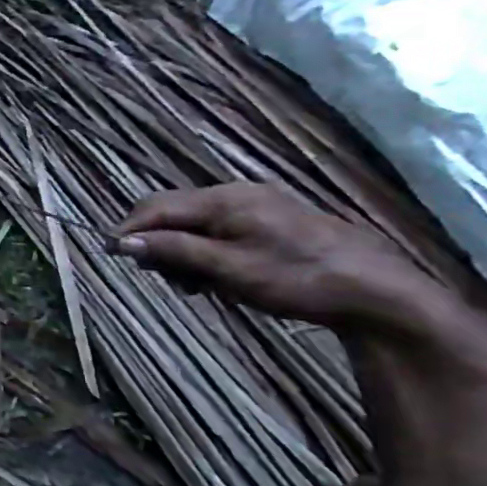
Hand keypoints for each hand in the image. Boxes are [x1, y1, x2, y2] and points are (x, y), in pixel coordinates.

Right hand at [113, 183, 446, 331]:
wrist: (377, 291)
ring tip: (195, 285)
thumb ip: (175, 252)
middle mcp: (237, 193)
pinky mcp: (273, 220)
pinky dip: (207, 251)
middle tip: (163, 278)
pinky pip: (220, 229)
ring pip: (196, 222)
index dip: (129, 230)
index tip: (109, 254)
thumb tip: (123, 242)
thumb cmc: (297, 278)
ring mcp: (258, 205)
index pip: (157, 207)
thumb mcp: (228, 270)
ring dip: (183, 251)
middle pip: (174, 211)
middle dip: (157, 242)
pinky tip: (218, 277)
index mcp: (224, 200)